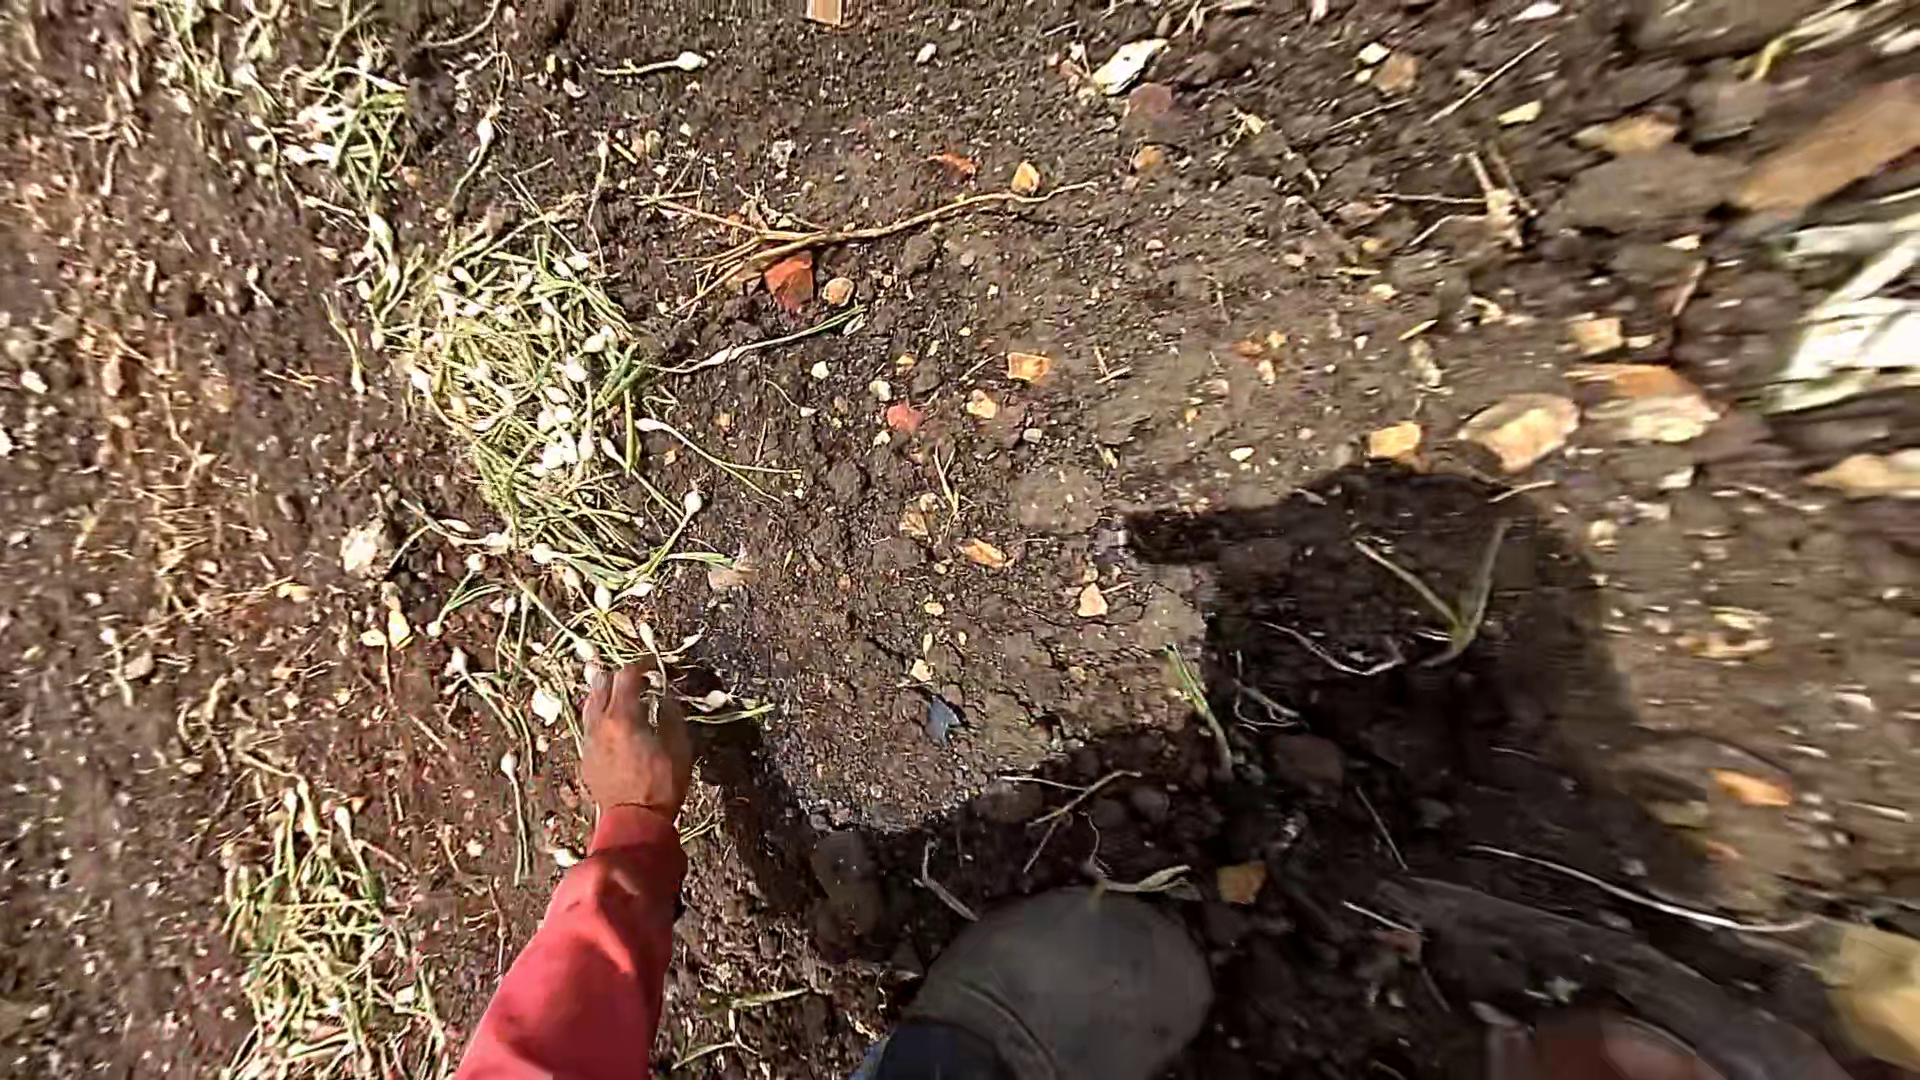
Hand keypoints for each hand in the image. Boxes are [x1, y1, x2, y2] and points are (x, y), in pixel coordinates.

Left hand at [580, 662, 692, 820]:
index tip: (654, 665)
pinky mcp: (586, 758)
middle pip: (601, 686)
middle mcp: (600, 725)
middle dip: (619, 676)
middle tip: (638, 677)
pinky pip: (591, 726)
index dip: (641, 665)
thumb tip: (664, 698)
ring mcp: (589, 742)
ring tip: (620, 693)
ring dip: (606, 694)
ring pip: (590, 706)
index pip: (626, 677)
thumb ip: (670, 714)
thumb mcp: (679, 745)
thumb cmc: (662, 782)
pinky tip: (615, 722)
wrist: (634, 821)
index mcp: (623, 717)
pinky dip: (602, 715)